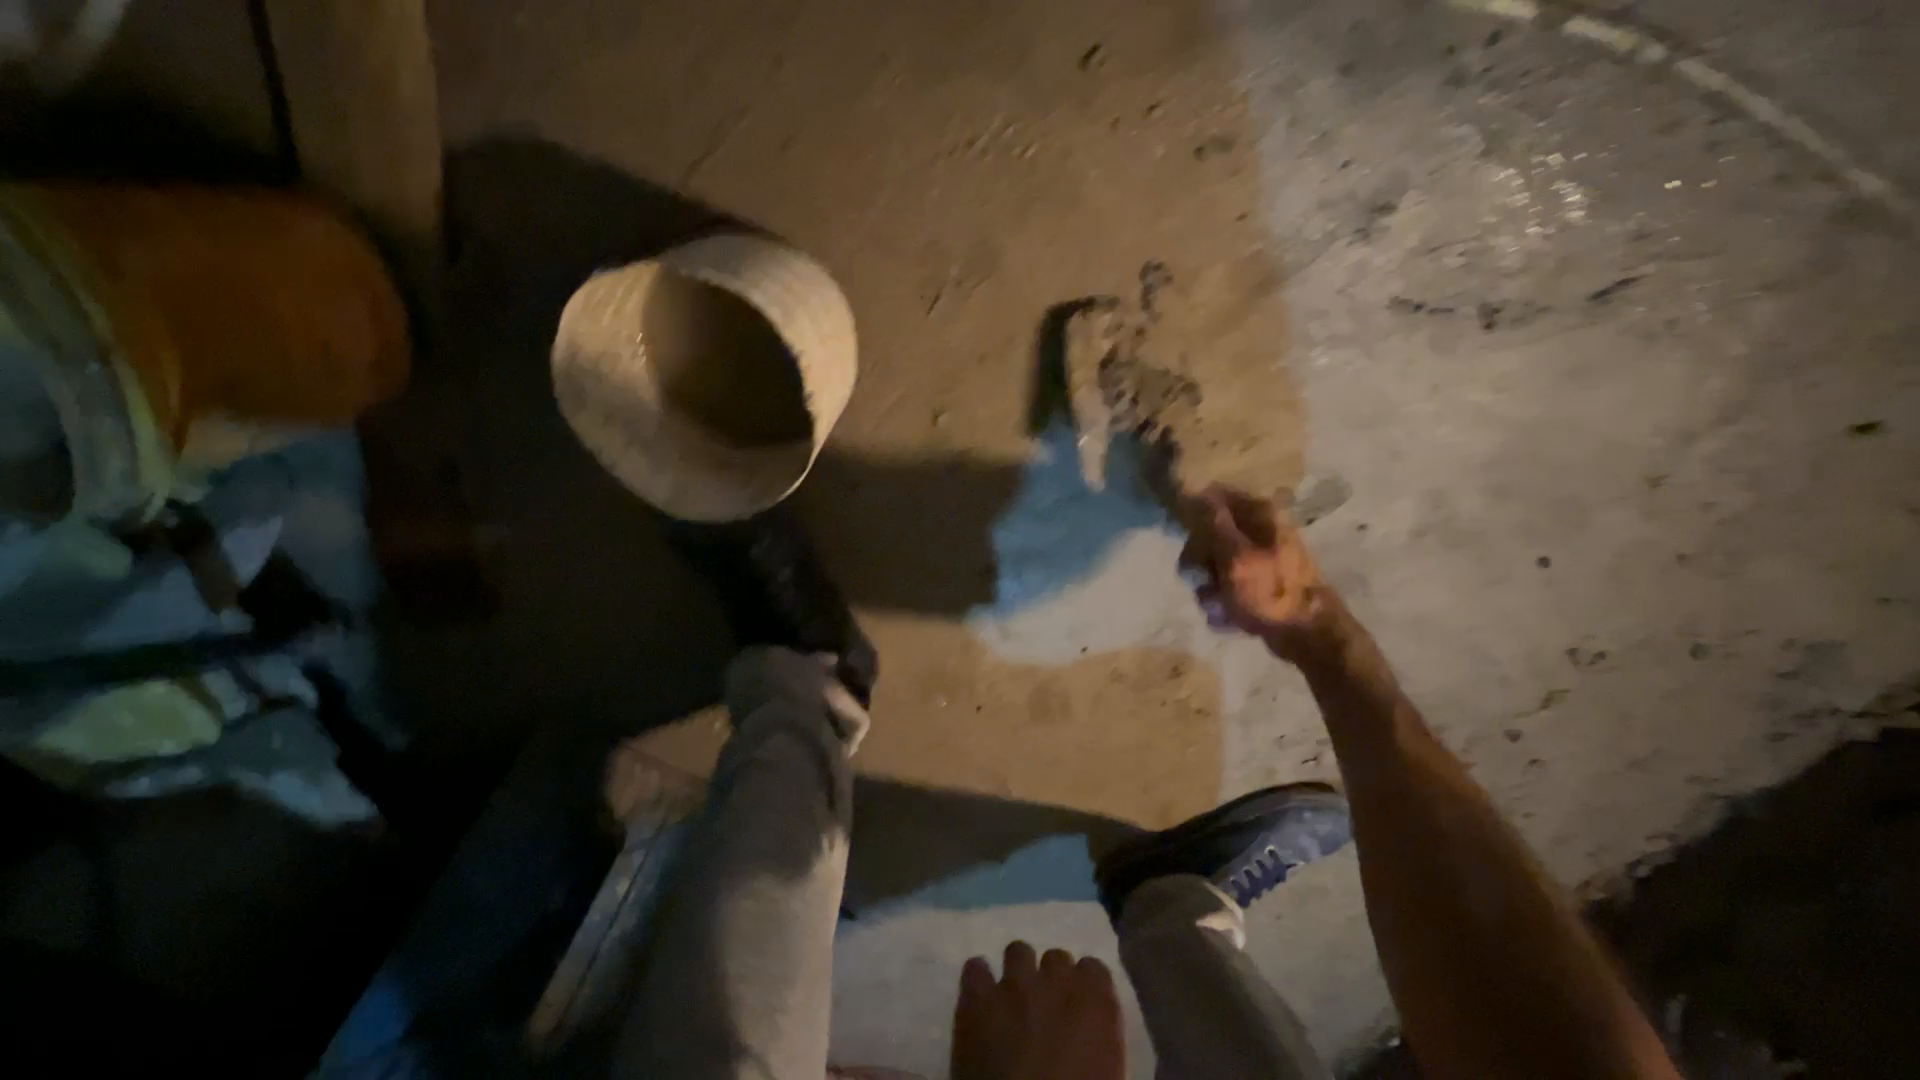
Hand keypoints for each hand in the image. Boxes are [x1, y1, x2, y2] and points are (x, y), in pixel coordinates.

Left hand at [951, 942, 1123, 1079]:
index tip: (1080, 1005)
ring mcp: (1013, 985)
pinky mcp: (976, 999)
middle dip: (1052, 978)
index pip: (1093, 969)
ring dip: (1019, 972)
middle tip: (1046, 1007)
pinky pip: (975, 968)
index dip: (1085, 986)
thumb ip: (1101, 1035)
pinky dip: (979, 980)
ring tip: (1013, 998)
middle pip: (1056, 958)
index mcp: (1095, 1000)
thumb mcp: (1109, 1069)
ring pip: (1018, 951)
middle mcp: (1055, 980)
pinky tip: (981, 999)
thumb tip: (1090, 1035)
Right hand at [1179, 485, 1338, 660]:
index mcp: (1259, 514)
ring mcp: (1258, 558)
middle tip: (1203, 578)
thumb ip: (1213, 524)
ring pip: (1212, 563)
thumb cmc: (1270, 592)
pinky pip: (1225, 585)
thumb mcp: (1236, 556)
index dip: (1195, 517)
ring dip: (1208, 587)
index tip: (1190, 541)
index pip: (1214, 498)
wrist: (1307, 634)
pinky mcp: (1257, 583)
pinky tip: (1226, 615)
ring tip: (1217, 604)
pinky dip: (1221, 601)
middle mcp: (1259, 529)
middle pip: (1209, 533)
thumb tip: (1197, 491)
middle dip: (1200, 561)